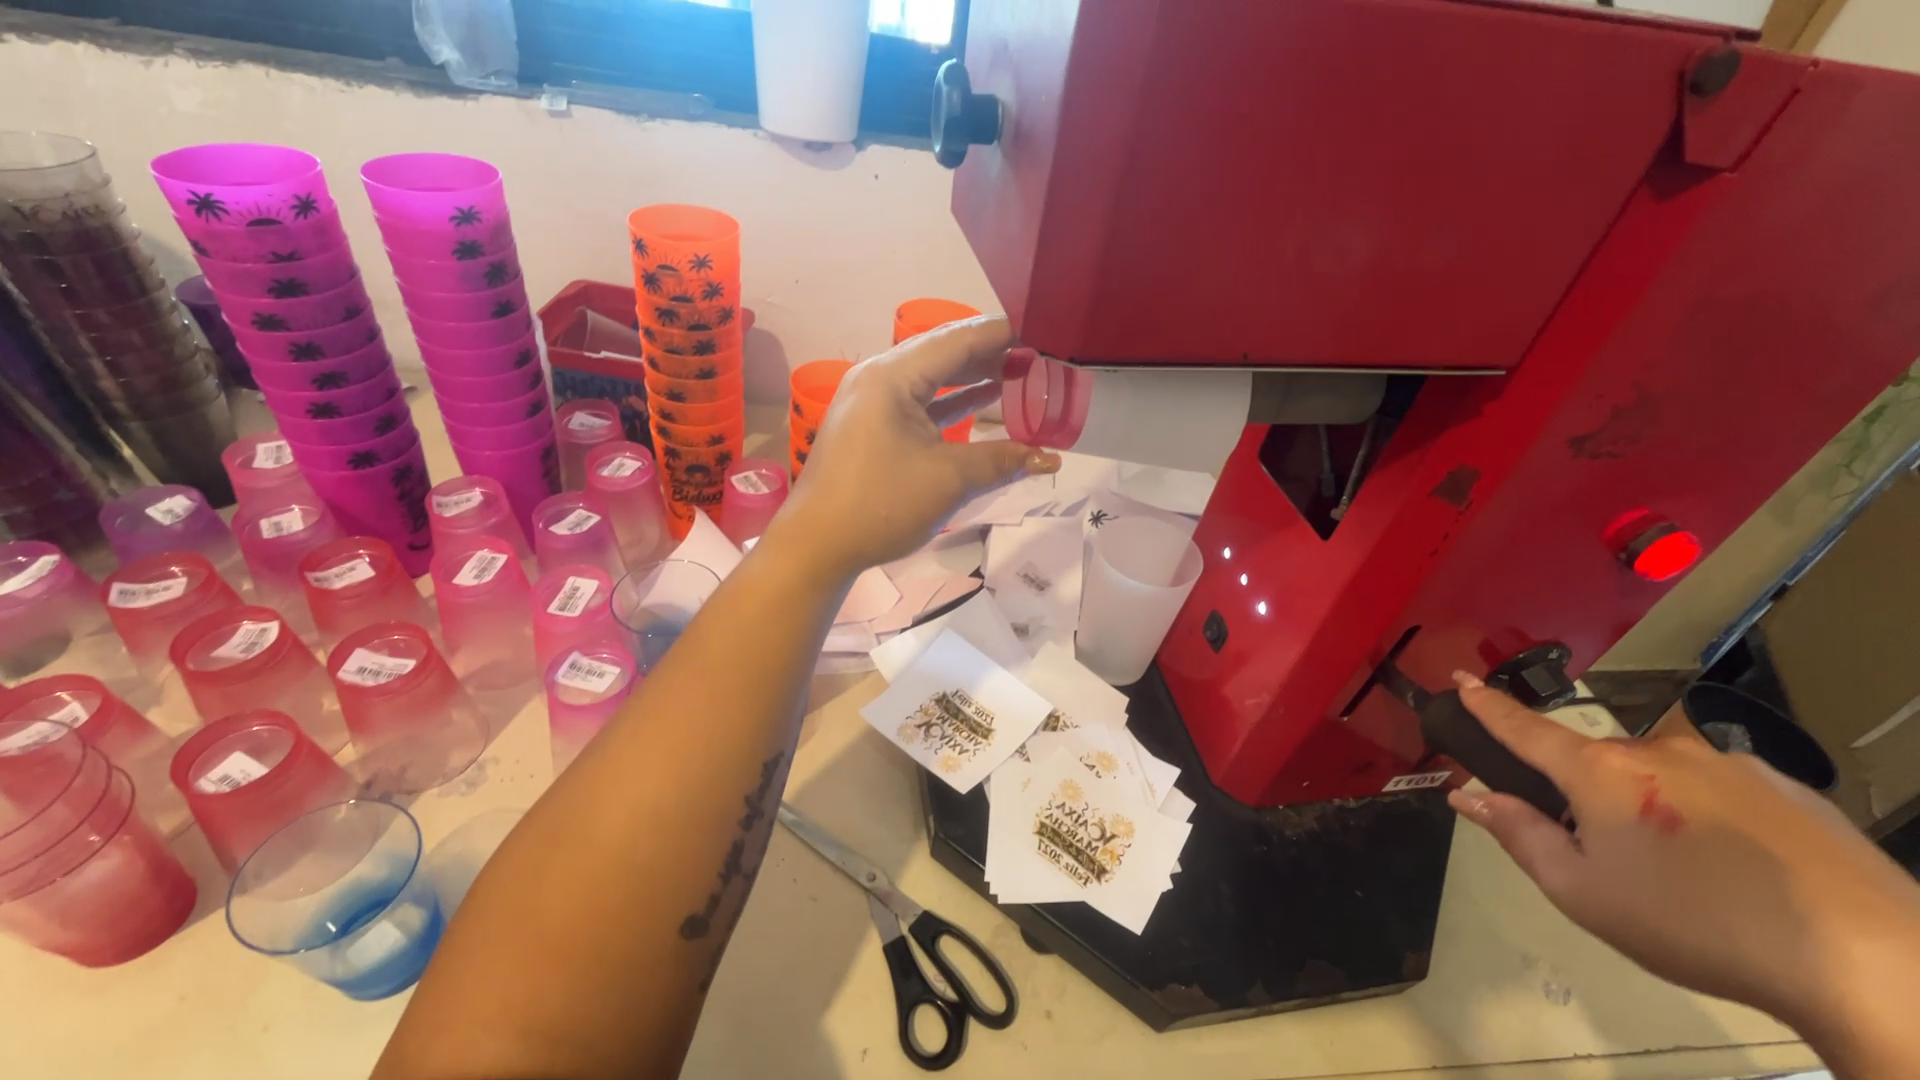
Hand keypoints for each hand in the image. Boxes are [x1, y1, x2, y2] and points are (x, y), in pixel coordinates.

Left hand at [769, 316, 1060, 577]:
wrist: (817, 546)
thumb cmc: (881, 505)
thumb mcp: (949, 479)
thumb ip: (1002, 461)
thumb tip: (1050, 459)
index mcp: (892, 376)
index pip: (957, 340)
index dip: (1001, 334)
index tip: (1041, 331)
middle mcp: (878, 377)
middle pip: (943, 352)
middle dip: (990, 353)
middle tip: (1037, 354)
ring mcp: (871, 402)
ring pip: (931, 378)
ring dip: (972, 376)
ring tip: (1018, 373)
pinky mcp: (871, 427)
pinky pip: (919, 402)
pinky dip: (951, 401)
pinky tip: (985, 401)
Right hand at [1448, 673, 1919, 1074]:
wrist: (1863, 958)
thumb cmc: (1692, 924)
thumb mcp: (1581, 893)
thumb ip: (1519, 835)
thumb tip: (1468, 794)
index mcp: (1598, 772)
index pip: (1524, 728)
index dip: (1487, 705)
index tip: (1460, 678)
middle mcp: (1657, 749)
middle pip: (1598, 763)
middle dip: (1588, 795)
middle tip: (1610, 858)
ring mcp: (1728, 763)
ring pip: (1663, 778)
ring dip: (1654, 808)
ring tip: (1689, 877)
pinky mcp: (1787, 787)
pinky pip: (1722, 791)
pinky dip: (1711, 817)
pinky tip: (1741, 869)